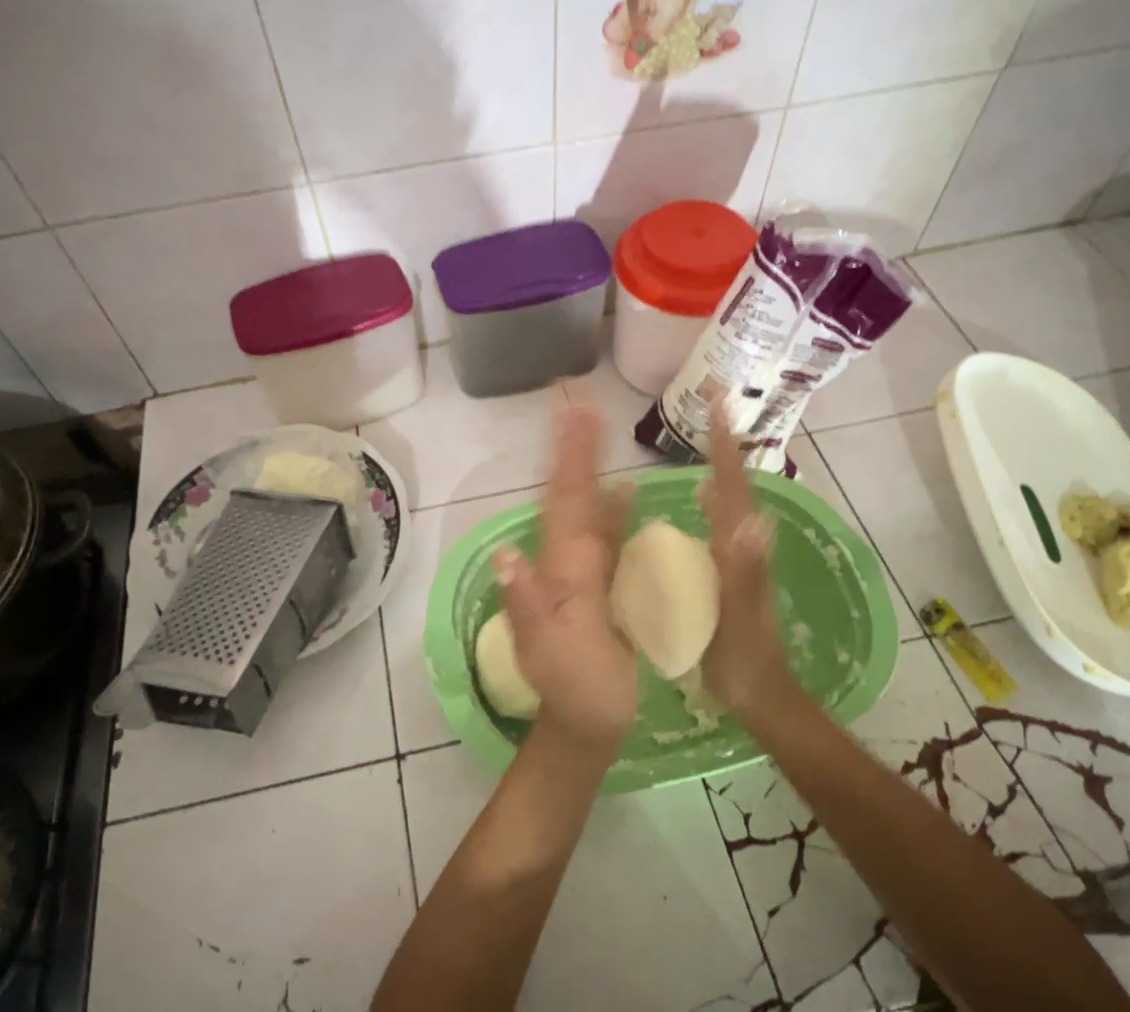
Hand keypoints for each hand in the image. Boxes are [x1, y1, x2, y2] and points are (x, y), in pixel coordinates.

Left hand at [494, 395, 636, 755]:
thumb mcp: (554, 655)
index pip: (563, 506)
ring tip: (593, 428)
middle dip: (573, 451)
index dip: (569, 460)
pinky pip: (601, 538)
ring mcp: (579, 576)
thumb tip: (504, 554)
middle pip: (567, 498)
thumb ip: (528, 606)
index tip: (572, 414)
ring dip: (586, 470)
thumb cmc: (580, 693)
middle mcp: (563, 565)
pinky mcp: (595, 589)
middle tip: (578, 404)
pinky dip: (609, 510)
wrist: (586, 726)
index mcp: (558, 574)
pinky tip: (624, 492)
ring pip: (583, 512)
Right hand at [699, 400, 799, 714]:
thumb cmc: (744, 662)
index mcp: (741, 547)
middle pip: (734, 484)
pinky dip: (710, 500)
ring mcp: (739, 559)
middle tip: (712, 407)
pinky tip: (696, 504)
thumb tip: (749, 519)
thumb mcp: (738, 618)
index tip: (718, 403)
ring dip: (720, 467)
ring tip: (706, 438)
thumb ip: (744, 572)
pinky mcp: (730, 574)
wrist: (762, 698)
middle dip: (724, 445)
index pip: (732, 487)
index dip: (725, 446)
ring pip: (730, 502)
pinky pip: (718, 525)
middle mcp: (744, 544)